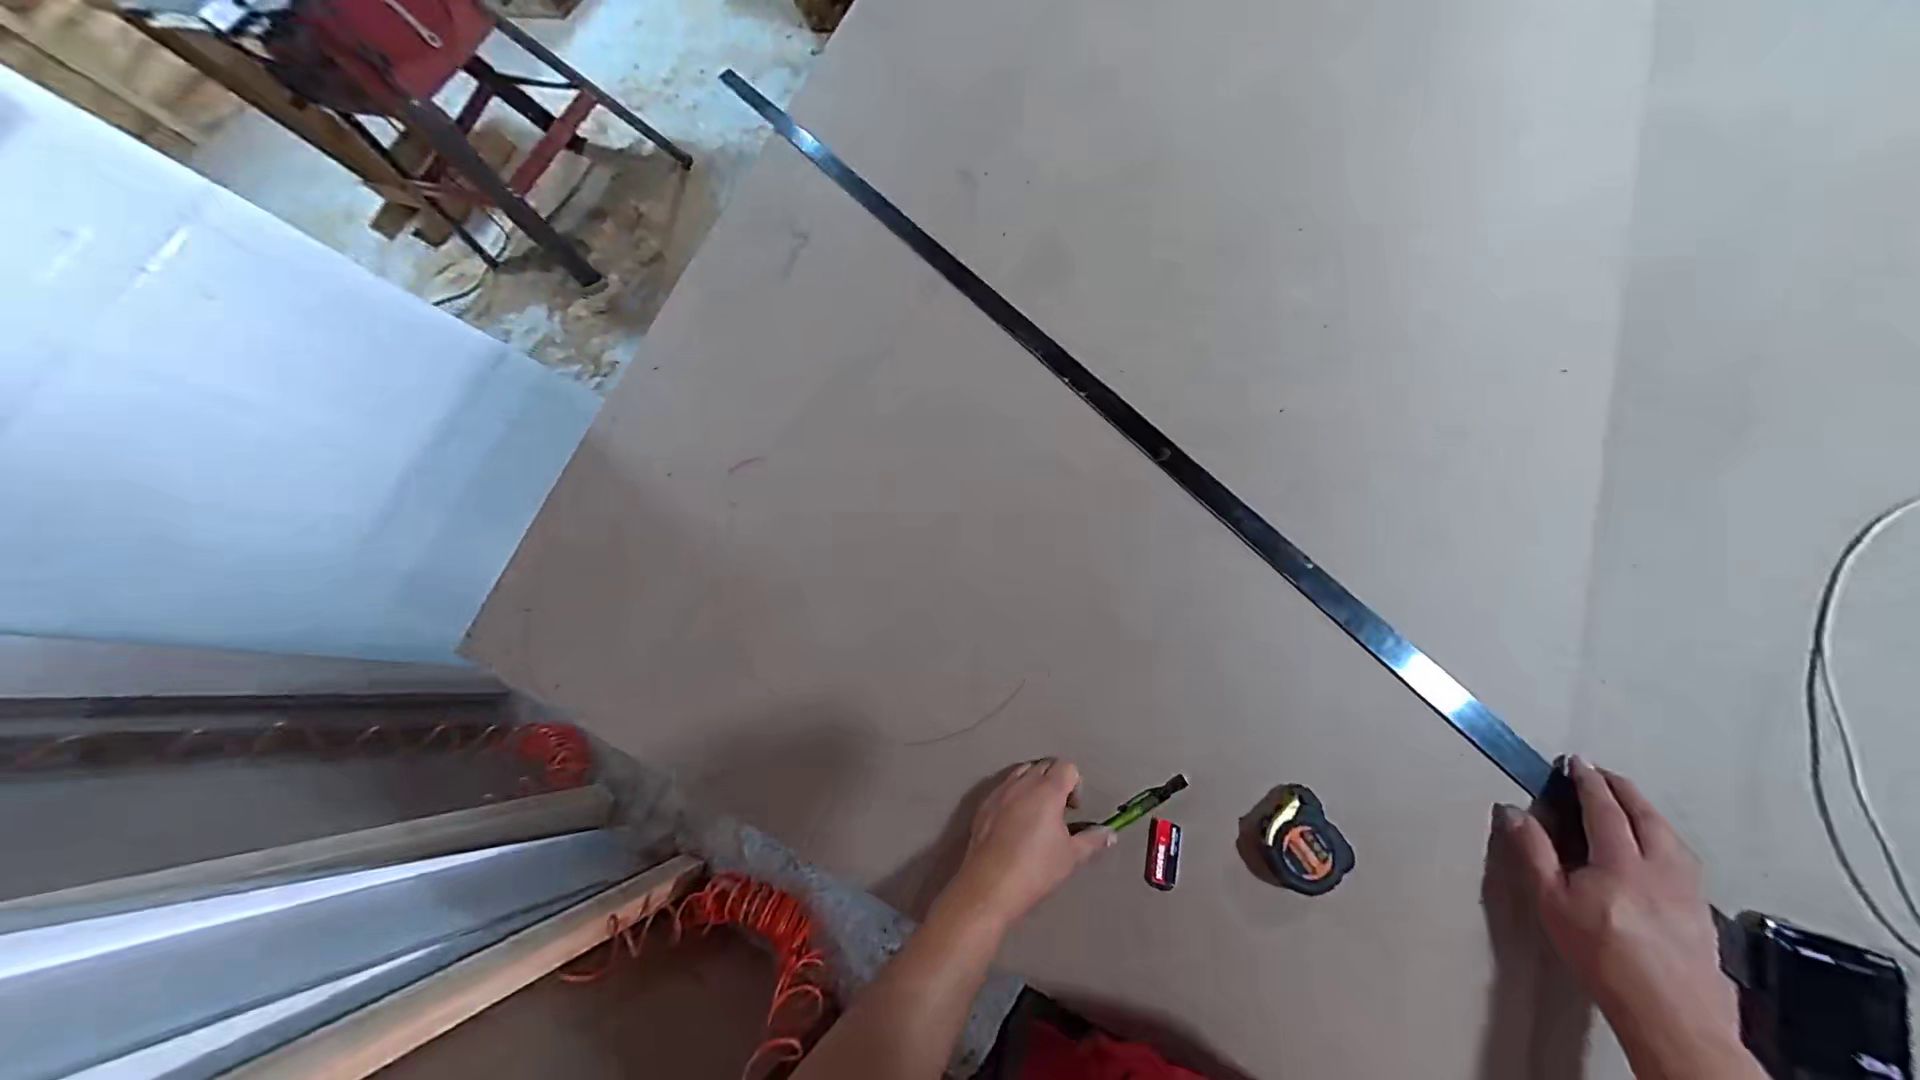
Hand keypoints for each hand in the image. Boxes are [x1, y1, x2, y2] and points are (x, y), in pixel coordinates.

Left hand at [938, 759, 1115, 930]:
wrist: (989, 886)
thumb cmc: (1035, 870)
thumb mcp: (1071, 857)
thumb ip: (1092, 840)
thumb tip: (1109, 834)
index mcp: (1046, 791)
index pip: (1066, 767)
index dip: (1075, 784)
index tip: (1074, 809)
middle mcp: (1022, 784)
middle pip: (1044, 765)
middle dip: (1055, 780)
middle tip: (1059, 809)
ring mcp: (1000, 792)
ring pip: (1021, 772)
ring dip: (1033, 783)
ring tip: (1038, 812)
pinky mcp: (984, 805)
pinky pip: (1003, 787)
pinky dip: (1014, 795)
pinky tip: (1015, 822)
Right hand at [1496, 758, 1760, 1079]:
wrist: (1670, 1013)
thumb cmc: (1600, 953)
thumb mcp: (1552, 901)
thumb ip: (1533, 852)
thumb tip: (1514, 811)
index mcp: (1622, 861)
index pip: (1605, 809)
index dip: (1589, 782)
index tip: (1577, 762)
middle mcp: (1661, 869)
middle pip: (1647, 818)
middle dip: (1624, 790)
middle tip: (1603, 773)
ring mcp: (1688, 891)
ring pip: (1672, 838)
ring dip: (1649, 812)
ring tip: (1631, 802)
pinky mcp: (1701, 912)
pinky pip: (1684, 859)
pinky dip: (1666, 838)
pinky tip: (1660, 847)